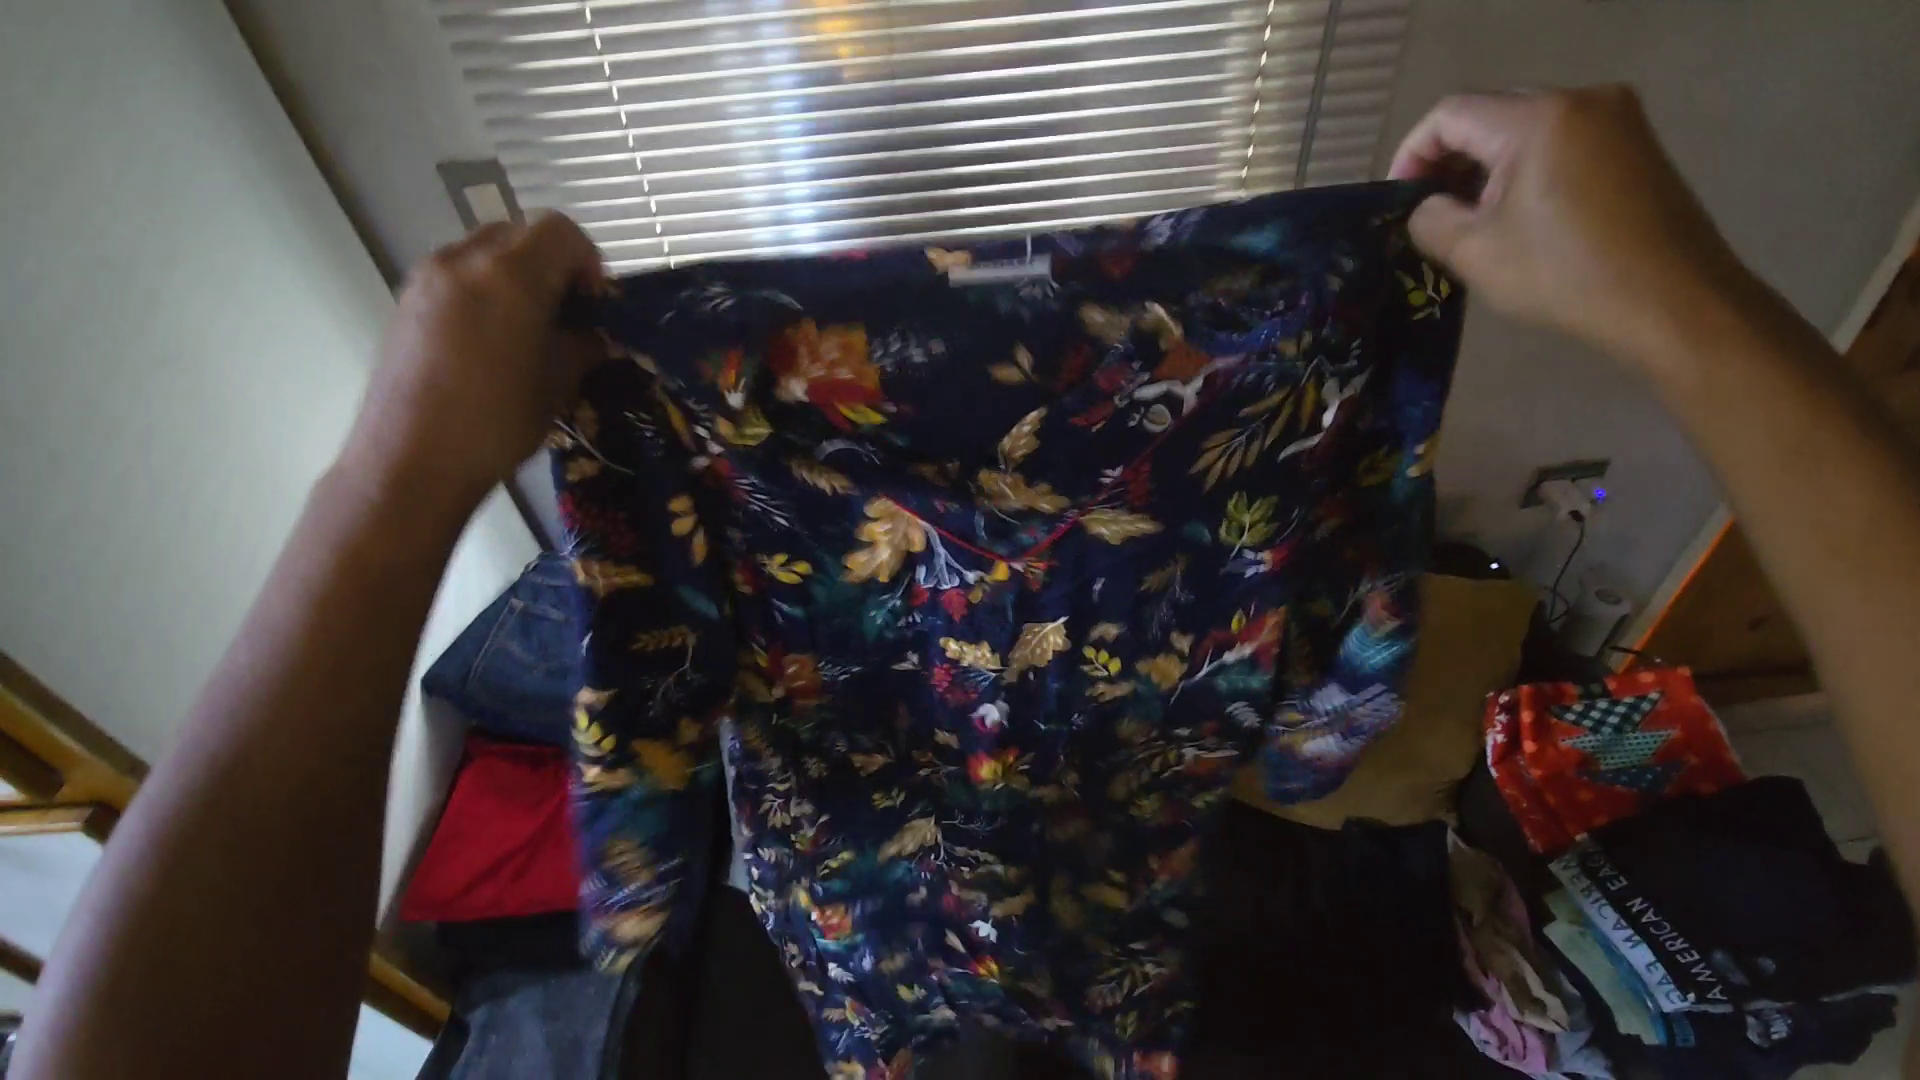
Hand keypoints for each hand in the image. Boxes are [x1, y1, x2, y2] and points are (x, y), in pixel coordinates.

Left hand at [343, 212, 603, 506]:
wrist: (414, 458)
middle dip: (553, 264)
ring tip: (531, 327)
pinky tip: (495, 340)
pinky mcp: (408, 300)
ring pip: (487, 250)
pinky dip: (487, 289)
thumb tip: (595, 334)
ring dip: (518, 275)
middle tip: (568, 312)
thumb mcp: (560, 381)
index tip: (594, 302)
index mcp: (510, 274)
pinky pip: (459, 273)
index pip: (560, 230)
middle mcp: (464, 259)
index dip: (588, 259)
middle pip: (521, 232)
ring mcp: (429, 277)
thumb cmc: (499, 419)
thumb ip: (583, 344)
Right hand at [1389, 85, 1749, 362]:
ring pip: (1523, 129)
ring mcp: (1616, 119)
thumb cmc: (1563, 274)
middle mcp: (1582, 100)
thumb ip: (1431, 219)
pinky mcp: (1632, 144)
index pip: (1451, 115)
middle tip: (1424, 209)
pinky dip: (1521, 170)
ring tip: (1463, 217)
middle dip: (1447, 159)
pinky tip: (1508, 213)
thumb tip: (1425, 207)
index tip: (1396, 199)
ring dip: (1483, 167)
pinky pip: (1558, 141)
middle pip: (1489, 114)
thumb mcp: (1474, 252)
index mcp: (1539, 119)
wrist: (1669, 299)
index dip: (1411, 153)